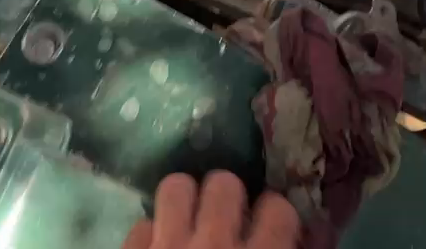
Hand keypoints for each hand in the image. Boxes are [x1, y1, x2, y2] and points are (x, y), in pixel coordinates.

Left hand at [122, 172, 299, 248]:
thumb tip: (285, 236)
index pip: (279, 209)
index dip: (275, 214)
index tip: (270, 223)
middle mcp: (216, 245)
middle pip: (224, 183)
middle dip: (226, 197)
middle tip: (227, 217)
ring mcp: (168, 247)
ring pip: (175, 186)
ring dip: (184, 202)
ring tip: (188, 218)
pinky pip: (139, 226)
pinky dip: (149, 236)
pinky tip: (156, 246)